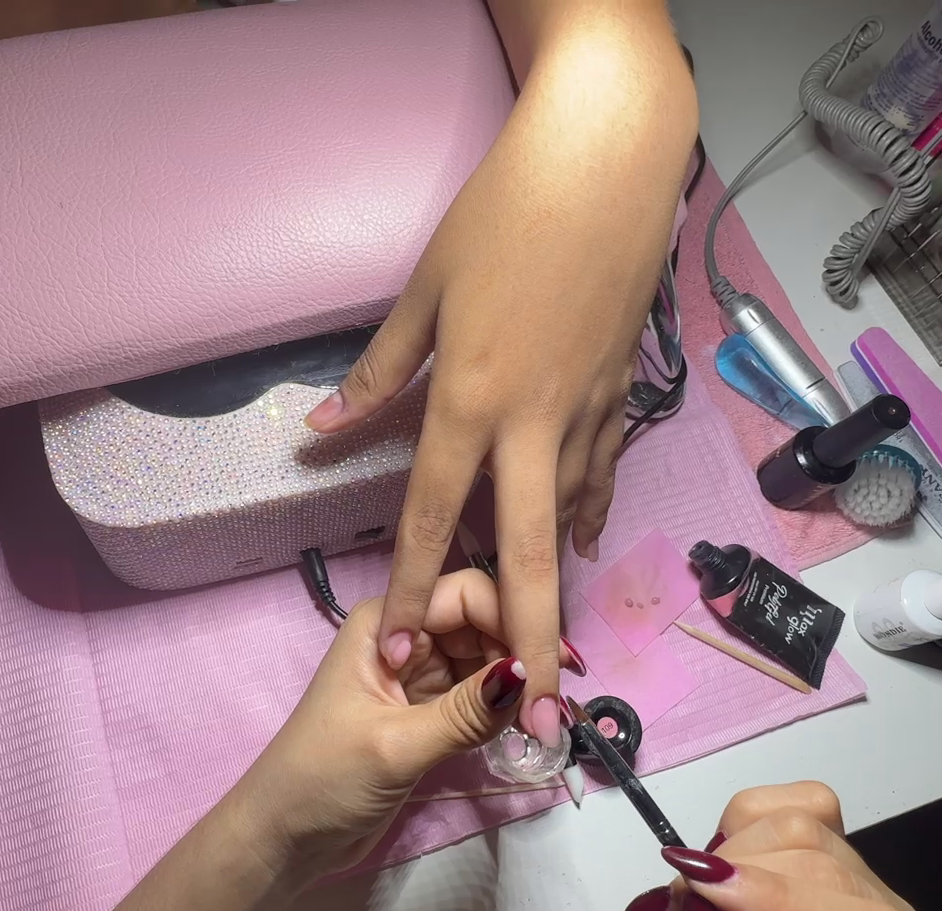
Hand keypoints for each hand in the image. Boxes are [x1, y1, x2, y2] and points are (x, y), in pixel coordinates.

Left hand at [229, 569, 567, 876]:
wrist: (287, 836)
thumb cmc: (323, 778)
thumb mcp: (395, 745)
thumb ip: (463, 713)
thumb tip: (529, 674)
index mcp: (387, 621)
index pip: (466, 596)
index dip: (512, 622)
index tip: (553, 668)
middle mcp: (406, 634)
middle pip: (482, 622)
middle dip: (521, 655)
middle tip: (557, 702)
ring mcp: (419, 672)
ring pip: (485, 657)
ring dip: (518, 684)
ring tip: (550, 717)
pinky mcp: (429, 708)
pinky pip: (477, 693)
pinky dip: (503, 707)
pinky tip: (529, 725)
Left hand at [304, 7, 695, 745]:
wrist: (611, 162)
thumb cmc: (503, 219)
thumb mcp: (426, 292)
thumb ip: (376, 375)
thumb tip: (320, 432)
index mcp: (470, 402)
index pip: (429, 516)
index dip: (407, 592)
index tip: (395, 659)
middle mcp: (531, 425)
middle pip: (526, 554)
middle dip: (529, 644)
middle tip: (535, 718)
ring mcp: (586, 415)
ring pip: (569, 520)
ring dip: (558, 586)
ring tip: (550, 650)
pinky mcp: (621, 397)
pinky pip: (600, 474)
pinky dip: (586, 515)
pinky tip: (580, 543)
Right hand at [624, 783, 941, 910]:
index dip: (785, 902)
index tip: (699, 889)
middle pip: (834, 870)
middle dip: (736, 874)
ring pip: (811, 830)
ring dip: (731, 853)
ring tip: (694, 907)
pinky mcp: (861, 880)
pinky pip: (807, 812)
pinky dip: (746, 829)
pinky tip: (726, 879)